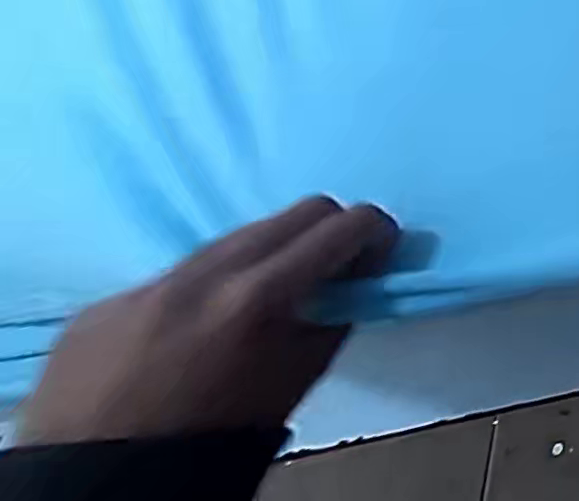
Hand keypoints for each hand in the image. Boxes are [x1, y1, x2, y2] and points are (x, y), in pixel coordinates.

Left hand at [17, 197, 398, 443]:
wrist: (96, 491)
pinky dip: (210, 284)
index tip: (377, 256)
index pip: (349, 223)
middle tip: (332, 264)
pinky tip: (199, 322)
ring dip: (270, 252)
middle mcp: (204, 276)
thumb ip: (342, 303)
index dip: (378, 232)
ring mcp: (145, 287)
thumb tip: (359, 271)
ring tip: (262, 294)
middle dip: (330, 230)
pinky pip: (180, 271)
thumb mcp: (309, 361)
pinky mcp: (102, 304)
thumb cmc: (228, 426)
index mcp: (259, 293)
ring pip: (240, 234)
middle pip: (300, 211)